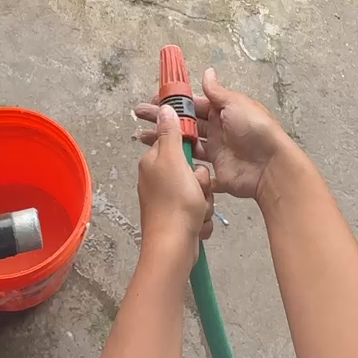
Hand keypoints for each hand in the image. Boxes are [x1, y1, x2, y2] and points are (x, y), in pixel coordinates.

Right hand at [137, 68, 298, 201]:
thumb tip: (207, 72)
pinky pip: (195, 168)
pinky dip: (181, 166)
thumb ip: (217, 92)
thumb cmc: (256, 130)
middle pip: (185, 124)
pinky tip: (163, 162)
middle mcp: (217, 130)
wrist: (270, 166)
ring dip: (166, 141)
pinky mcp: (215, 171)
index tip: (154, 101)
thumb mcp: (236, 104)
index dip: (174, 102)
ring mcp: (215, 151)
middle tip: (140, 116)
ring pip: (185, 144)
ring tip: (143, 138)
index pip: (192, 104)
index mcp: (222, 111)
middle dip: (163, 119)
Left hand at [137, 105, 215, 245]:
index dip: (192, 153)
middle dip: (201, 182)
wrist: (174, 247)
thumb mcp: (174, 160)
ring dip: (204, 201)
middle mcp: (158, 179)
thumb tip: (163, 109)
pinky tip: (196, 224)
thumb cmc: (174, 203)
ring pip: (199, 190)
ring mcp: (168, 200)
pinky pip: (198, 209)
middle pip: (193, 169)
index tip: (196, 162)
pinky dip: (201, 217)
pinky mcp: (177, 218)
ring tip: (197, 210)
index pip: (179, 144)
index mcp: (154, 162)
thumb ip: (170, 133)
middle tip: (196, 189)